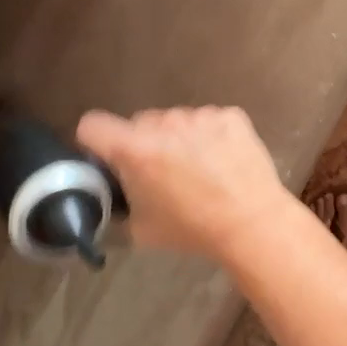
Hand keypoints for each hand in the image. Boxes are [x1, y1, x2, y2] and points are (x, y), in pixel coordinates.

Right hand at [75, 107, 296, 261]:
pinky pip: (208, 120)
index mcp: (135, 150)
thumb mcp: (142, 229)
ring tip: (200, 169)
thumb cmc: (194, 230)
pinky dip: (211, 136)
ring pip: (176, 121)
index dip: (95, 141)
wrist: (253, 223)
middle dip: (144, 143)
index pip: (92, 125)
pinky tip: (223, 161)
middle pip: (139, 123)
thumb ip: (121, 206)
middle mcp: (164, 124)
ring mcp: (200, 116)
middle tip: (161, 172)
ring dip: (179, 138)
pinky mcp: (230, 115)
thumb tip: (116, 197)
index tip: (108, 157)